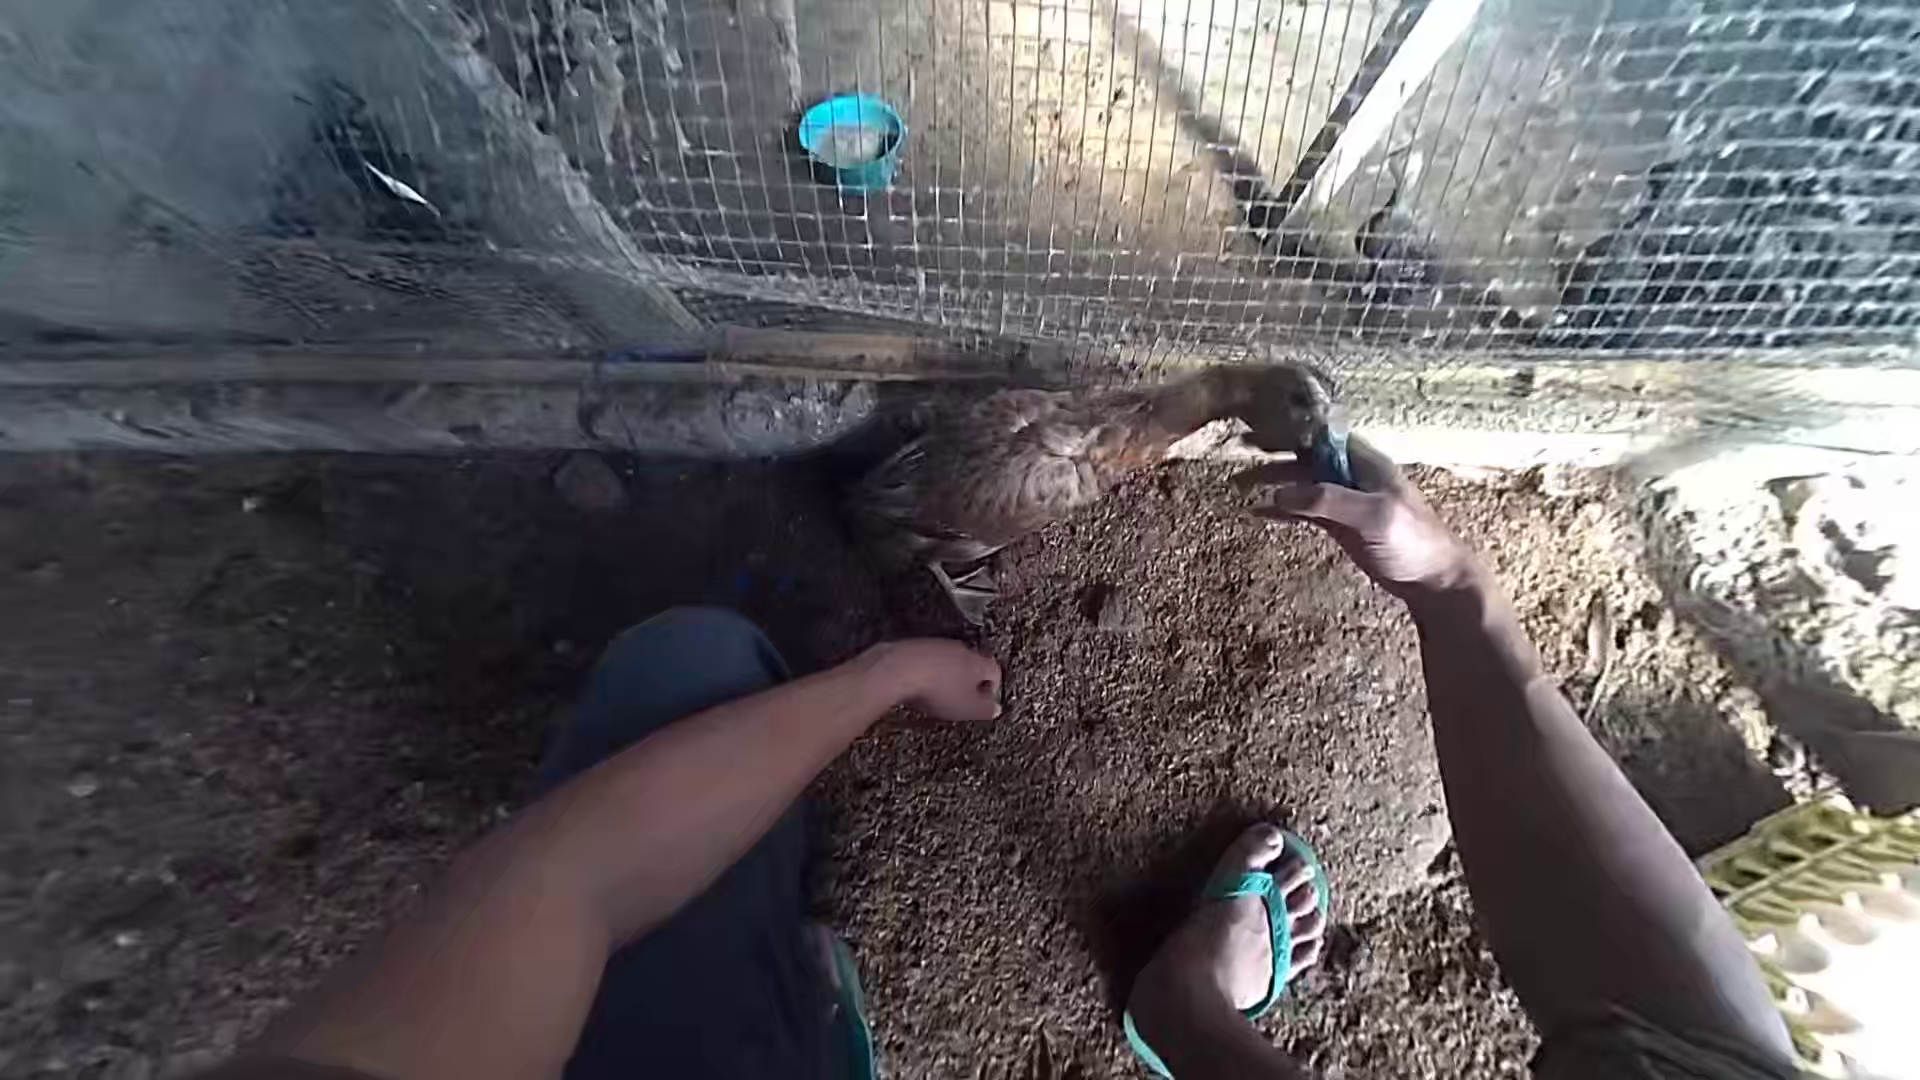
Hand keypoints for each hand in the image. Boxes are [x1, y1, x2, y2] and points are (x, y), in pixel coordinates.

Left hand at [868, 639, 1003, 721]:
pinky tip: (918, 688)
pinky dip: (926, 673)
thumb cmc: (935, 689)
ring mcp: (935, 645)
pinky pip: (926, 661)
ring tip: (937, 698)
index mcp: (977, 662)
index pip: (995, 671)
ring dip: (946, 677)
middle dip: (968, 683)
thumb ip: (985, 709)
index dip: (993, 689)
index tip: (986, 703)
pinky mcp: (913, 646)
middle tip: (962, 702)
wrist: (897, 670)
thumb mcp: (967, 708)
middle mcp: (959, 648)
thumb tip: (995, 708)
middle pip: (971, 664)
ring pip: (948, 661)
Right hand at [1231, 436, 1479, 602]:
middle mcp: (1350, 473)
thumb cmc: (1412, 540)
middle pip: (1304, 454)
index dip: (1290, 428)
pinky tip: (1255, 512)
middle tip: (1240, 449)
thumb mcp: (1373, 515)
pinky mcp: (1337, 521)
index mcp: (1363, 462)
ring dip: (1270, 479)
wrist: (1433, 578)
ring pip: (1298, 480)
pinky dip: (1278, 507)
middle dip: (1272, 450)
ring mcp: (1342, 498)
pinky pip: (1300, 508)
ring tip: (1237, 485)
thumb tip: (1279, 492)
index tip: (1258, 427)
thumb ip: (1327, 500)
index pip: (1321, 434)